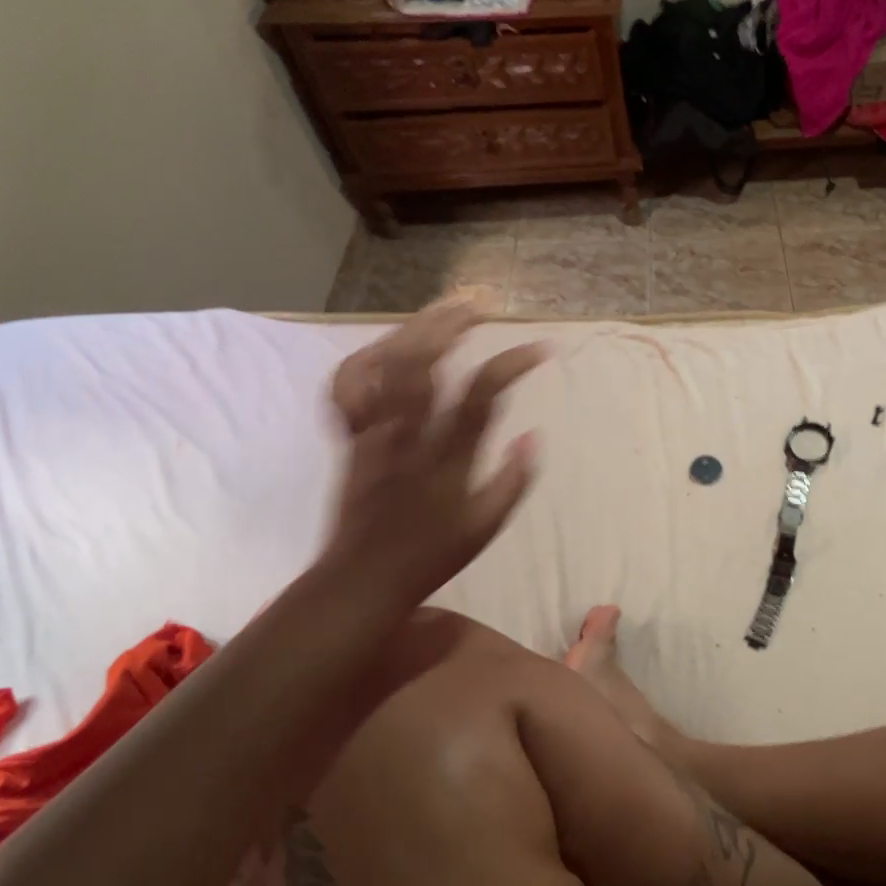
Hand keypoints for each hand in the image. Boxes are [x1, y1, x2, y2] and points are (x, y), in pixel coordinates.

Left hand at [325, 303, 545, 602]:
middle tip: (479, 305)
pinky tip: (387, 345)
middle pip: (420, 365)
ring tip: (441, 311)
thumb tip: (534, 436)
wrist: (360, 579)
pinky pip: (346, 388)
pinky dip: (365, 358)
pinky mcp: (347, 438)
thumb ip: (512, 481)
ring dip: (412, 330)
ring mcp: (371, 435)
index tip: (539, 348)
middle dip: (450, 324)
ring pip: (382, 368)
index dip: (510, 364)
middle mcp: (406, 438)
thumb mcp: (485, 527)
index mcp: (445, 460)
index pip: (480, 396)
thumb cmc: (430, 557)